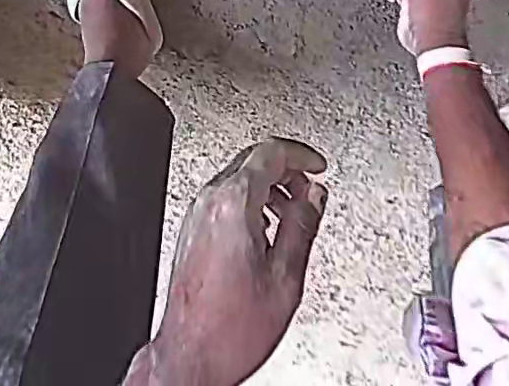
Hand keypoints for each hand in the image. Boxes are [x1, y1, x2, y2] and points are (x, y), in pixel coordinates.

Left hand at [129, 138, 327, 385]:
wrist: (190, 354)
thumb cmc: (230, 327)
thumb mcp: (285, 278)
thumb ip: (303, 226)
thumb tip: (315, 195)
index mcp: (234, 203)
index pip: (270, 153)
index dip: (300, 155)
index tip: (317, 165)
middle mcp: (211, 200)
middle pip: (253, 158)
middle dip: (287, 167)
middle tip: (310, 186)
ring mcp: (199, 211)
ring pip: (239, 175)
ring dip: (270, 184)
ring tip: (293, 211)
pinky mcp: (194, 225)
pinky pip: (226, 194)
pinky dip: (251, 197)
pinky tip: (267, 226)